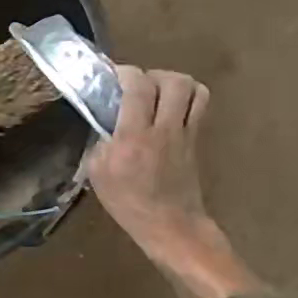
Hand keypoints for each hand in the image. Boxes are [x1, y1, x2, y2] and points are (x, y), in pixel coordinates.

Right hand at [87, 68, 255, 297]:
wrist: (170, 225)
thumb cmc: (127, 201)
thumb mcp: (97, 172)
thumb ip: (99, 140)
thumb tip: (103, 120)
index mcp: (135, 136)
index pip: (137, 88)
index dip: (125, 73)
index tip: (112, 75)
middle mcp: (165, 129)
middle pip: (174, 81)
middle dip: (153, 74)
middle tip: (137, 84)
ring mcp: (187, 133)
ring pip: (194, 89)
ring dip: (174, 82)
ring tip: (156, 92)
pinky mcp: (198, 139)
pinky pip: (200, 105)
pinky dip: (186, 98)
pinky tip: (168, 109)